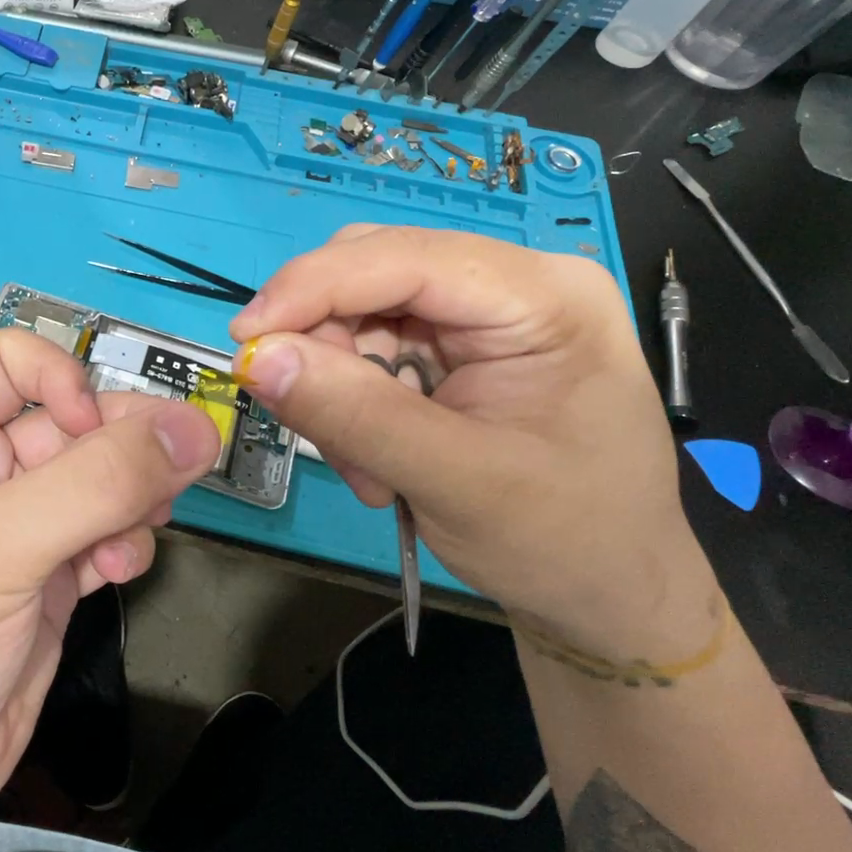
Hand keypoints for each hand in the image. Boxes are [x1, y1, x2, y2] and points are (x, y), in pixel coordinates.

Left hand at [0, 330, 221, 851]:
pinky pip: (111, 531)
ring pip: (106, 476)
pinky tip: (113, 574)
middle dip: (124, 444)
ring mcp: (25, 524)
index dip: (63, 378)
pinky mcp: (54, 575)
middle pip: (78, 419)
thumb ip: (97, 482)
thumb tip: (192, 428)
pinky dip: (126, 543)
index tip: (95, 428)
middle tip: (169, 479)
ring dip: (133, 498)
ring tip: (129, 537)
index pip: (14, 360)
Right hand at [228, 225, 718, 655]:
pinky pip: (365, 347)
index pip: (403, 258)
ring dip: (333, 384)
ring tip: (362, 464)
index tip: (242, 341)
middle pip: (371, 274)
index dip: (312, 287)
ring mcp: (481, 316)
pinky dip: (347, 399)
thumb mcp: (455, 481)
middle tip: (312, 419)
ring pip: (356, 312)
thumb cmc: (562, 540)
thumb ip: (355, 414)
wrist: (608, 594)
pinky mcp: (455, 347)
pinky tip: (373, 455)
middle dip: (325, 345)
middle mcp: (512, 287)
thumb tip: (253, 358)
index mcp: (544, 298)